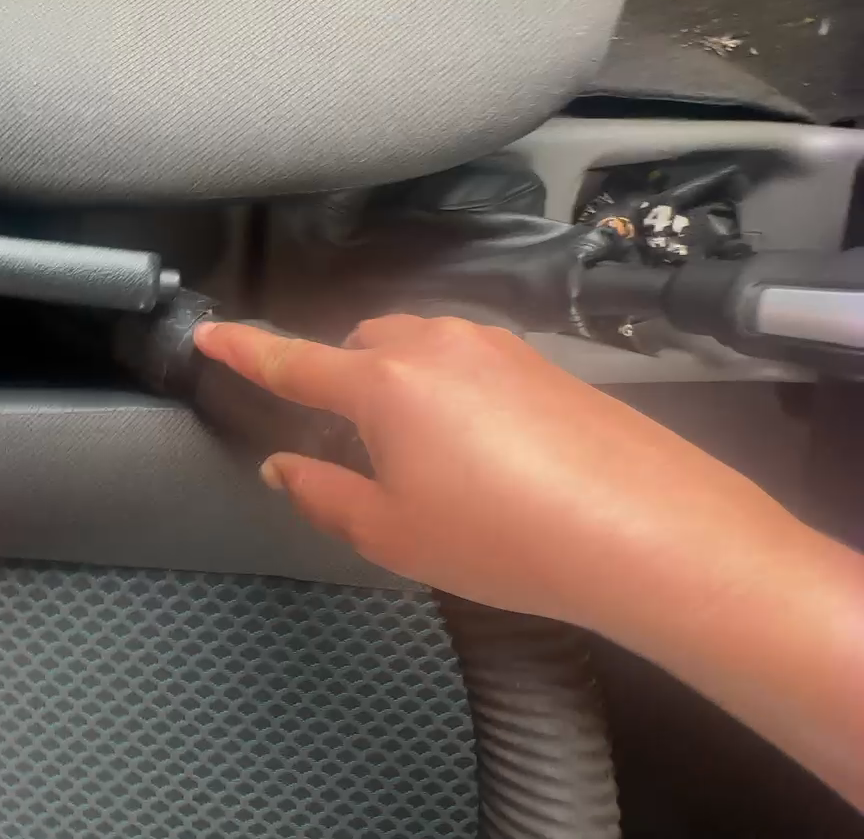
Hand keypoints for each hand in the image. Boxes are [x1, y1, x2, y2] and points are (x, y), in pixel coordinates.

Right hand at [193, 316, 807, 635]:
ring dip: (394, 379)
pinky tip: (487, 446)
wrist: (667, 544)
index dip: (240, 347)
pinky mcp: (545, 362)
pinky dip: (447, 387)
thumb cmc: (503, 540)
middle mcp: (432, 347)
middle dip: (341, 377)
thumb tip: (282, 467)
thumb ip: (318, 492)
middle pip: (357, 344)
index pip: (288, 359)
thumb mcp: (387, 532)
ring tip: (425, 446)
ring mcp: (494, 347)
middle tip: (357, 440)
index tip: (206, 329)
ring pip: (413, 346)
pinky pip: (465, 358)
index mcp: (381, 384)